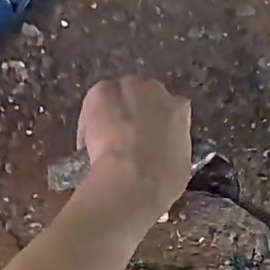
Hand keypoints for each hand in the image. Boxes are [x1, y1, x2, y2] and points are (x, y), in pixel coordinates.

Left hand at [76, 77, 192, 211]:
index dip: (159, 123)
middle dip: (137, 113)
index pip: (172, 109)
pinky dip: (90, 122)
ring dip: (113, 113)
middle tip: (128, 137)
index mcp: (179, 111)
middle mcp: (156, 92)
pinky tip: (89, 145)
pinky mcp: (101, 92)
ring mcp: (128, 88)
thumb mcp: (180, 166)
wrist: (133, 178)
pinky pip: (94, 104)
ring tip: (106, 141)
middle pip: (144, 96)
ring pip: (118, 96)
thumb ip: (173, 149)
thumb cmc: (162, 180)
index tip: (153, 137)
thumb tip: (164, 151)